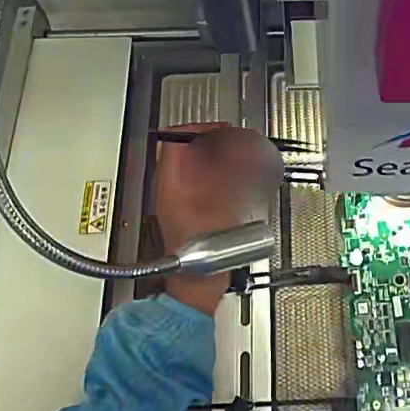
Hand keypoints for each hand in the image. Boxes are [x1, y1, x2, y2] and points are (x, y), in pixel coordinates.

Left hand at [154, 123, 273, 313]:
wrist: (196, 281)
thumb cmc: (201, 251)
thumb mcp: (223, 206)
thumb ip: (231, 175)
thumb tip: (239, 150)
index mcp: (171, 181)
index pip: (175, 139)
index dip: (199, 129)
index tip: (219, 130)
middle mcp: (170, 188)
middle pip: (184, 150)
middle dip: (210, 140)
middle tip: (230, 140)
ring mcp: (177, 200)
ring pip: (192, 166)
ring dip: (213, 157)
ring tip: (234, 156)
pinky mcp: (187, 211)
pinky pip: (198, 182)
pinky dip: (215, 175)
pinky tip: (231, 181)